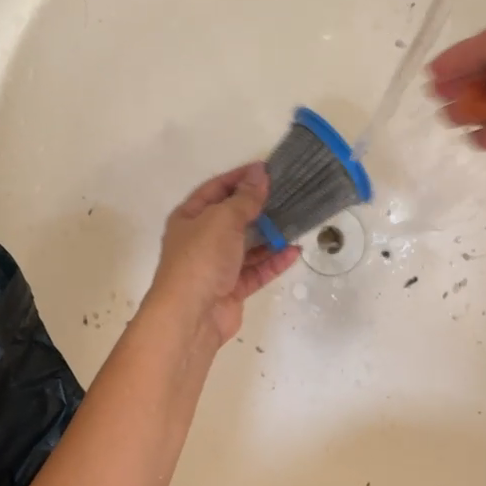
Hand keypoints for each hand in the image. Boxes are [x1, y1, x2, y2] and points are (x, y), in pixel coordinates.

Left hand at [143, 163, 299, 346]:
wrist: (191, 315)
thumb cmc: (200, 259)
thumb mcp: (222, 220)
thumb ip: (244, 199)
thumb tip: (260, 174)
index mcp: (190, 217)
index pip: (216, 189)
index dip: (240, 178)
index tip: (267, 170)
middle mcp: (202, 239)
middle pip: (234, 218)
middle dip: (259, 208)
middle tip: (287, 196)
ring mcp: (218, 266)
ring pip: (248, 246)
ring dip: (270, 236)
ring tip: (296, 224)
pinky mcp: (233, 289)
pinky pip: (256, 270)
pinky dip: (274, 262)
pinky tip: (293, 252)